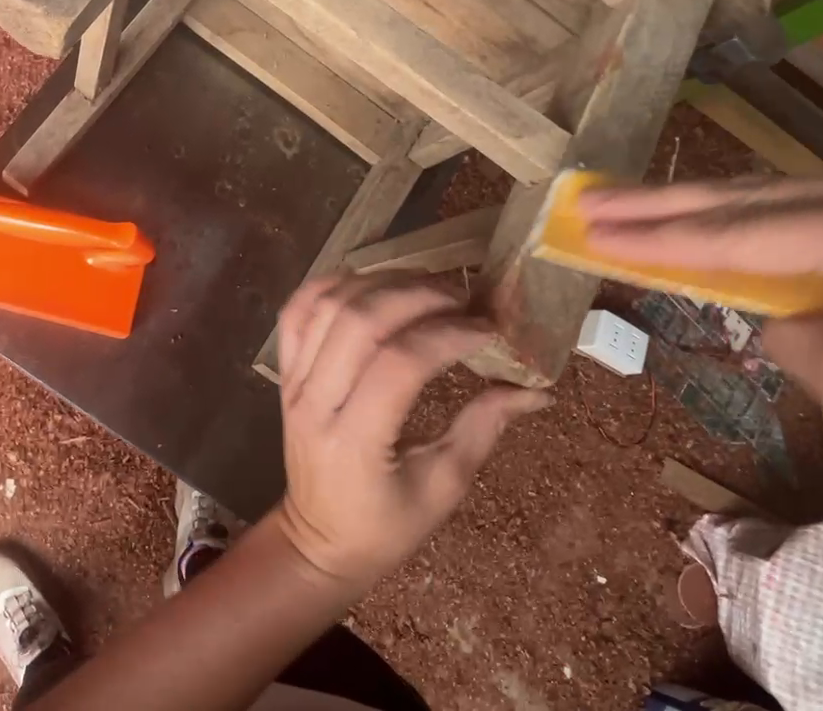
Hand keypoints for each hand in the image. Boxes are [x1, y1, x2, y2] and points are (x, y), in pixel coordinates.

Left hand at [272, 276, 550, 590]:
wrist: (317, 539)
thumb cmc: (385, 526)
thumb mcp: (443, 488)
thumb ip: (483, 428)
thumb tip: (538, 389)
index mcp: (355, 441)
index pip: (399, 363)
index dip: (447, 335)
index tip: (489, 328)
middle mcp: (314, 402)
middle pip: (357, 321)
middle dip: (416, 296)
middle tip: (461, 297)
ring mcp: (292, 383)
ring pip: (325, 307)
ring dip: (378, 283)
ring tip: (425, 286)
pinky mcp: (284, 372)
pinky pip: (296, 312)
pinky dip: (330, 286)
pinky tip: (371, 283)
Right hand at [584, 161, 822, 509]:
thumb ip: (787, 331)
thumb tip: (771, 306)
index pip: (738, 232)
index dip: (655, 235)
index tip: (586, 226)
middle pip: (756, 194)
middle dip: (665, 202)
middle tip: (590, 198)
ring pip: (792, 194)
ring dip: (714, 208)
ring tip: (636, 208)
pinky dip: (772, 221)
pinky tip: (729, 224)